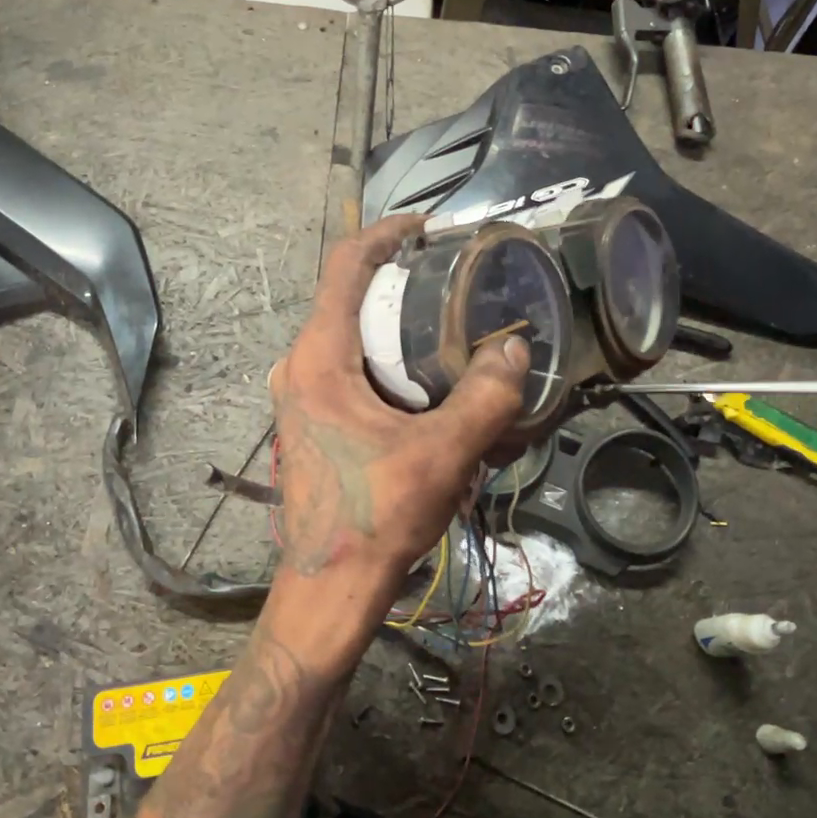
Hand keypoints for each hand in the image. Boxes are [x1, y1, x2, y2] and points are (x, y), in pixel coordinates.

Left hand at [268, 215, 528, 584]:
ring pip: (351, 336)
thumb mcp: (441, 455)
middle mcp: (300, 366)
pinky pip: (349, 369)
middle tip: (458, 283)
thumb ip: (484, 398)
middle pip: (351, 299)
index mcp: (318, 358)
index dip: (387, 234)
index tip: (431, 229)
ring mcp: (301, 395)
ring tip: (453, 332)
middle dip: (403, 284)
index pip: (346, 265)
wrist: (329, 588)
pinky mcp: (312, 420)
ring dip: (397, 327)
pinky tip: (429, 386)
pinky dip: (387, 362)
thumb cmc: (375, 518)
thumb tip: (516, 349)